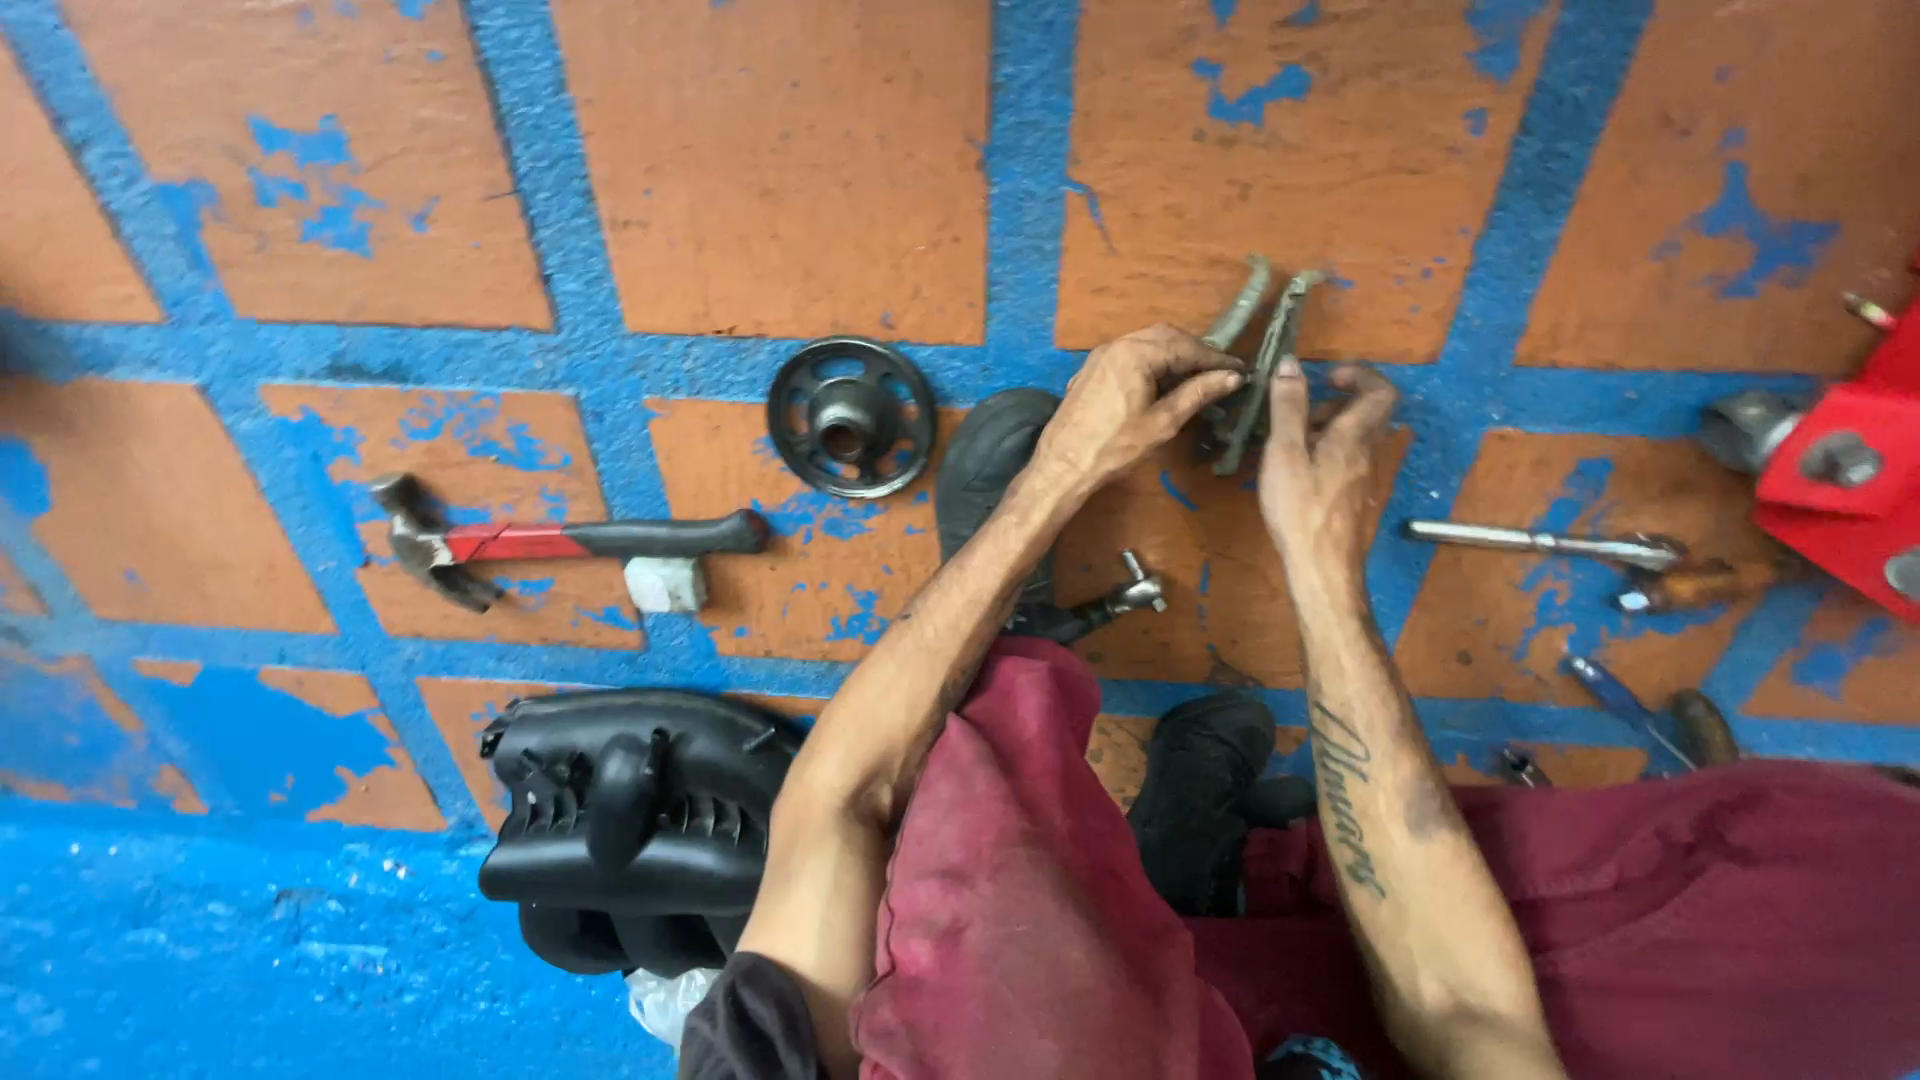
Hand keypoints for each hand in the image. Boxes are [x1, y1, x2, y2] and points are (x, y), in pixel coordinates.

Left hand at [1029, 324, 1243, 492]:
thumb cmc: (1114, 447)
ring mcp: (1100, 356)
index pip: (1186, 347)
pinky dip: (1150, 362)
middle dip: (1194, 352)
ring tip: (1195, 379)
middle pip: (1165, 337)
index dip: (1215, 359)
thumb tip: (1232, 377)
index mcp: (1136, 353)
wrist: (1063, 464)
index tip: (1239, 370)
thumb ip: (1197, 394)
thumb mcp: (1162, 422)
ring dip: (1172, 356)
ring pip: (1145, 343)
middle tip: (1218, 373)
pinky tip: (1161, 383)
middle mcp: (1116, 345)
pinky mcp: (1091, 370)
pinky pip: (1128, 355)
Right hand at [1258, 356, 1397, 592]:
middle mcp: (1370, 453)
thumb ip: (1288, 408)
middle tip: (1301, 415)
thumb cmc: (1301, 506)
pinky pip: (1349, 463)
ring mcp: (1367, 479)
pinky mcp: (1358, 500)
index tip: (1327, 378)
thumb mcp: (1285, 452)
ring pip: (1357, 441)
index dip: (1360, 376)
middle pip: (1368, 415)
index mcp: (1355, 436)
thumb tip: (1291, 364)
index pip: (1381, 391)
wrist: (1323, 564)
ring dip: (1329, 432)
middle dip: (1336, 404)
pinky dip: (1328, 456)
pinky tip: (1300, 476)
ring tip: (1292, 447)